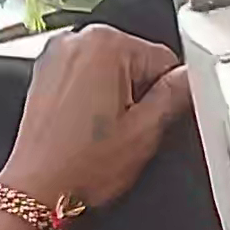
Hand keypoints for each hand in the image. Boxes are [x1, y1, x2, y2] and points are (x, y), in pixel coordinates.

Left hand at [0, 24, 191, 209]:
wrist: (38, 190)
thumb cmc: (82, 166)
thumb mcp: (145, 133)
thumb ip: (175, 96)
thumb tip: (190, 78)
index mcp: (106, 44)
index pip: (165, 59)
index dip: (168, 96)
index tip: (154, 122)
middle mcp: (77, 40)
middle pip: (136, 62)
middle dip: (140, 96)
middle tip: (127, 133)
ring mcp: (57, 56)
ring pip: (112, 73)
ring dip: (117, 100)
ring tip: (104, 135)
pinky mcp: (47, 75)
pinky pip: (87, 80)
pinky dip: (94, 101)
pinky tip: (89, 130)